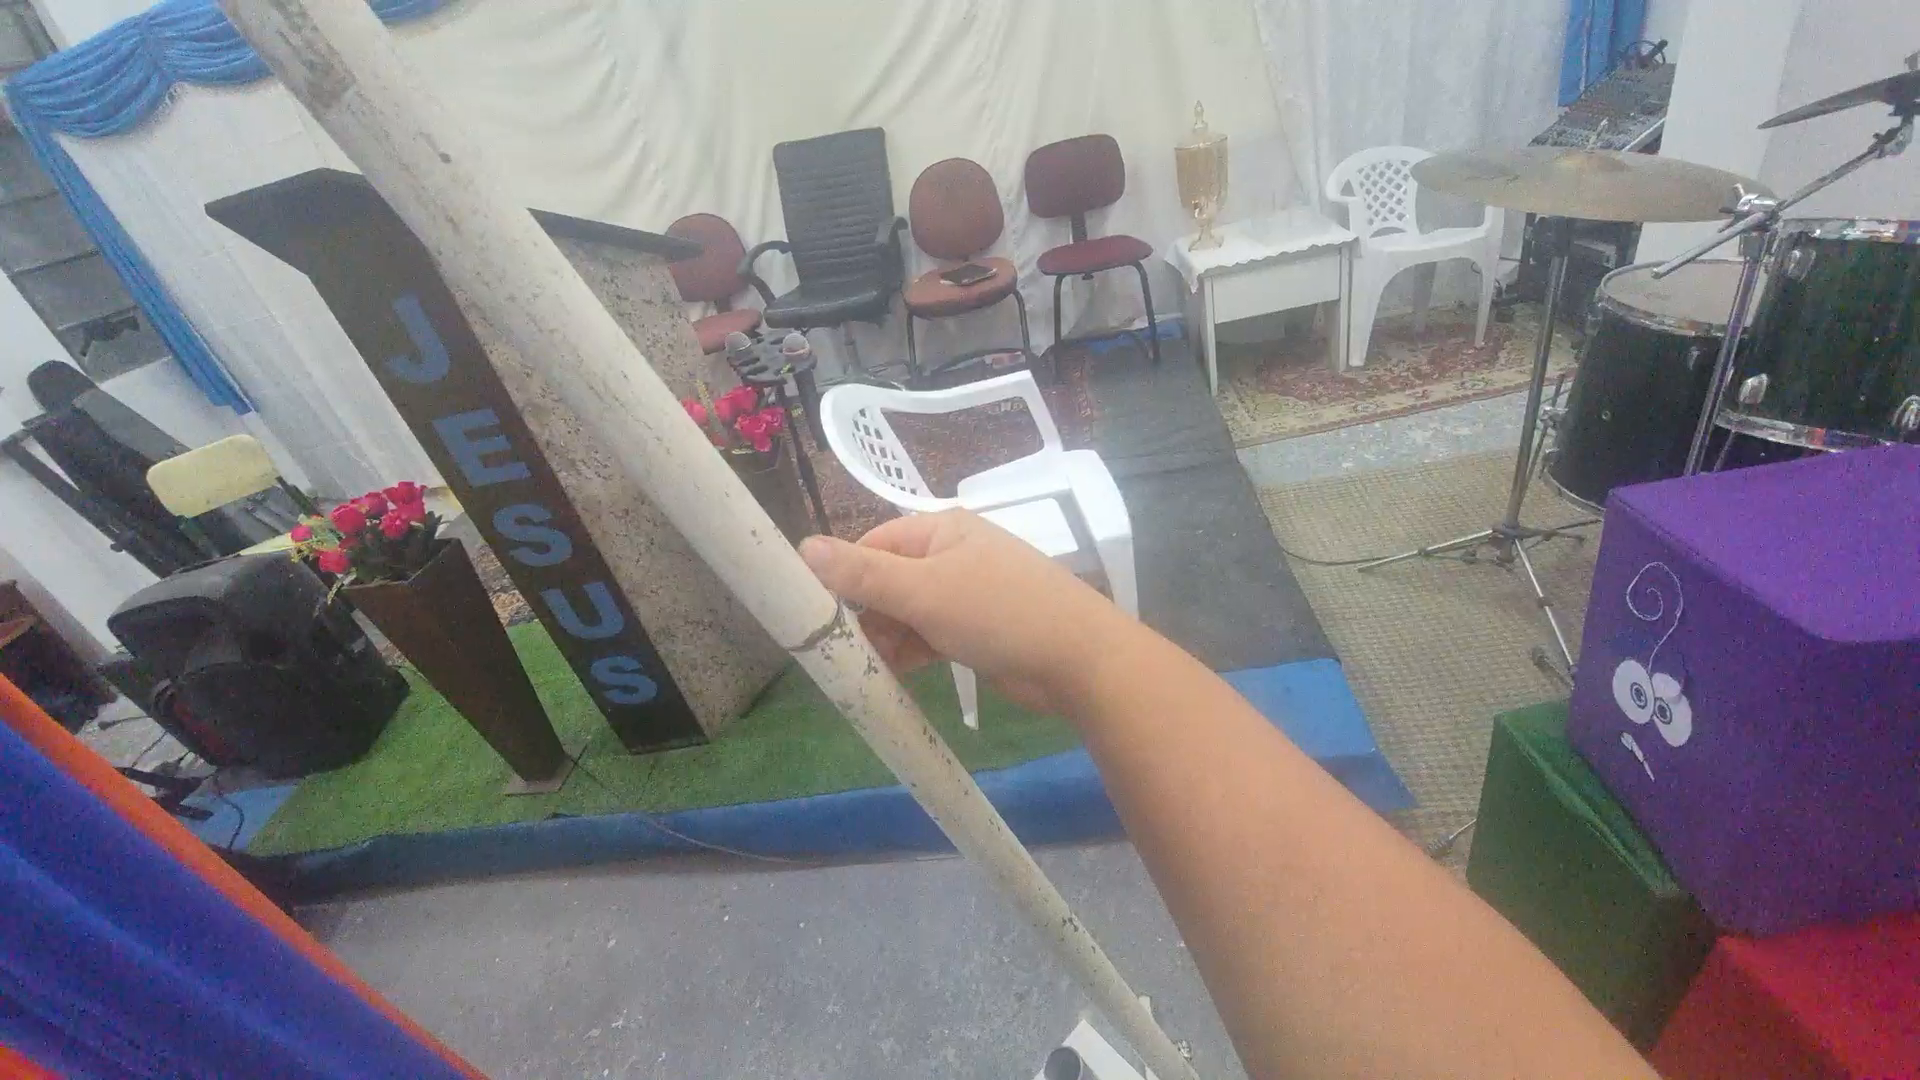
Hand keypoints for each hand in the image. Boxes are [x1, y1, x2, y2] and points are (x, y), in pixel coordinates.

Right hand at [799, 511, 1133, 714]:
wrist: (1078, 661)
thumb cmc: (999, 612)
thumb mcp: (924, 591)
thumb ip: (863, 574)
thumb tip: (803, 545)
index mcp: (941, 531)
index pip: (873, 545)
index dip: (843, 577)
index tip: (815, 615)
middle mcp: (951, 556)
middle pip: (887, 581)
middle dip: (864, 615)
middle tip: (838, 652)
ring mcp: (965, 595)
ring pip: (906, 613)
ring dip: (884, 639)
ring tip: (863, 668)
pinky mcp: (974, 631)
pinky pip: (927, 636)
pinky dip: (909, 653)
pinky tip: (890, 676)